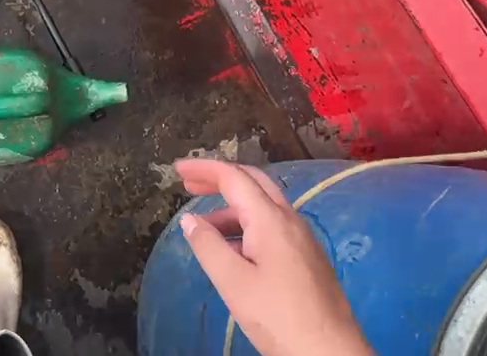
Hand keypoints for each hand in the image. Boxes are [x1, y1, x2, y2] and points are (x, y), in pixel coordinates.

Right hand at [173, 160, 372, 355]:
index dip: (203, 168)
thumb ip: (208, 246)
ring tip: (205, 230)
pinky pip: (273, 228)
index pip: (233, 177)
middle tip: (190, 184)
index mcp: (271, 219)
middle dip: (219, 179)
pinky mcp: (309, 260)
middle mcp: (290, 221)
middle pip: (252, 182)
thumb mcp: (233, 283)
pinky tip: (235, 253)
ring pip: (263, 207)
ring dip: (231, 208)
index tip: (177, 169)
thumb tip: (190, 220)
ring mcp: (303, 240)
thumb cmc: (280, 318)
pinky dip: (247, 226)